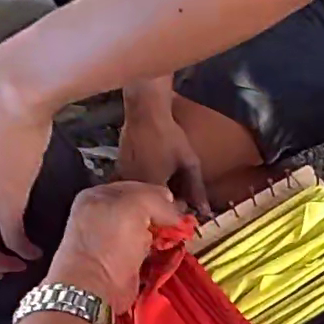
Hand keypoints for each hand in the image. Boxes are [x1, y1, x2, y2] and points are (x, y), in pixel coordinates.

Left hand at [44, 182, 186, 312]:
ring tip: (179, 240)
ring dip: (165, 236)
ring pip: (148, 232)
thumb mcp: (134, 206)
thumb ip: (157, 200)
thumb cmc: (110, 241)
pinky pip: (148, 253)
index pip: (137, 188)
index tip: (179, 206)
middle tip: (182, 225)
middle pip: (143, 211)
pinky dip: (161, 254)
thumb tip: (177, 211)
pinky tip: (170, 254)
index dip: (160, 196)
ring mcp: (113, 242)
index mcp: (99, 196)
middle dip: (164, 217)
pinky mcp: (123, 264)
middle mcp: (103, 217)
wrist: (95, 287)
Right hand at [117, 78, 209, 215]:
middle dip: (167, 202)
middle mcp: (136, 187)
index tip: (186, 199)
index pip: (168, 211)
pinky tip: (152, 171)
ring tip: (165, 179)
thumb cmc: (169, 136)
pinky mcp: (118, 169)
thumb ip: (197, 189)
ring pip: (142, 195)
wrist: (144, 111)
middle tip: (177, 190)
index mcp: (154, 187)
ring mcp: (124, 178)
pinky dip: (142, 184)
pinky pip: (132, 185)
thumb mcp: (189, 163)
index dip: (180, 207)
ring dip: (154, 194)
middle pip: (153, 205)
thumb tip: (206, 211)